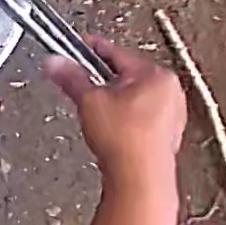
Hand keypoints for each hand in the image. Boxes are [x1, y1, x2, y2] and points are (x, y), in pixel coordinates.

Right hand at [43, 41, 185, 182]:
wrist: (139, 177)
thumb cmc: (126, 140)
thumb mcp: (89, 101)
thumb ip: (70, 78)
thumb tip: (55, 62)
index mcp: (156, 75)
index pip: (116, 53)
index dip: (91, 49)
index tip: (77, 47)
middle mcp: (169, 91)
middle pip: (124, 75)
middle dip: (101, 80)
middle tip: (82, 87)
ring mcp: (170, 113)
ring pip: (132, 96)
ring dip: (112, 101)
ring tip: (97, 114)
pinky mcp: (165, 132)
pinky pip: (139, 116)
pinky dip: (123, 118)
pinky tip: (112, 129)